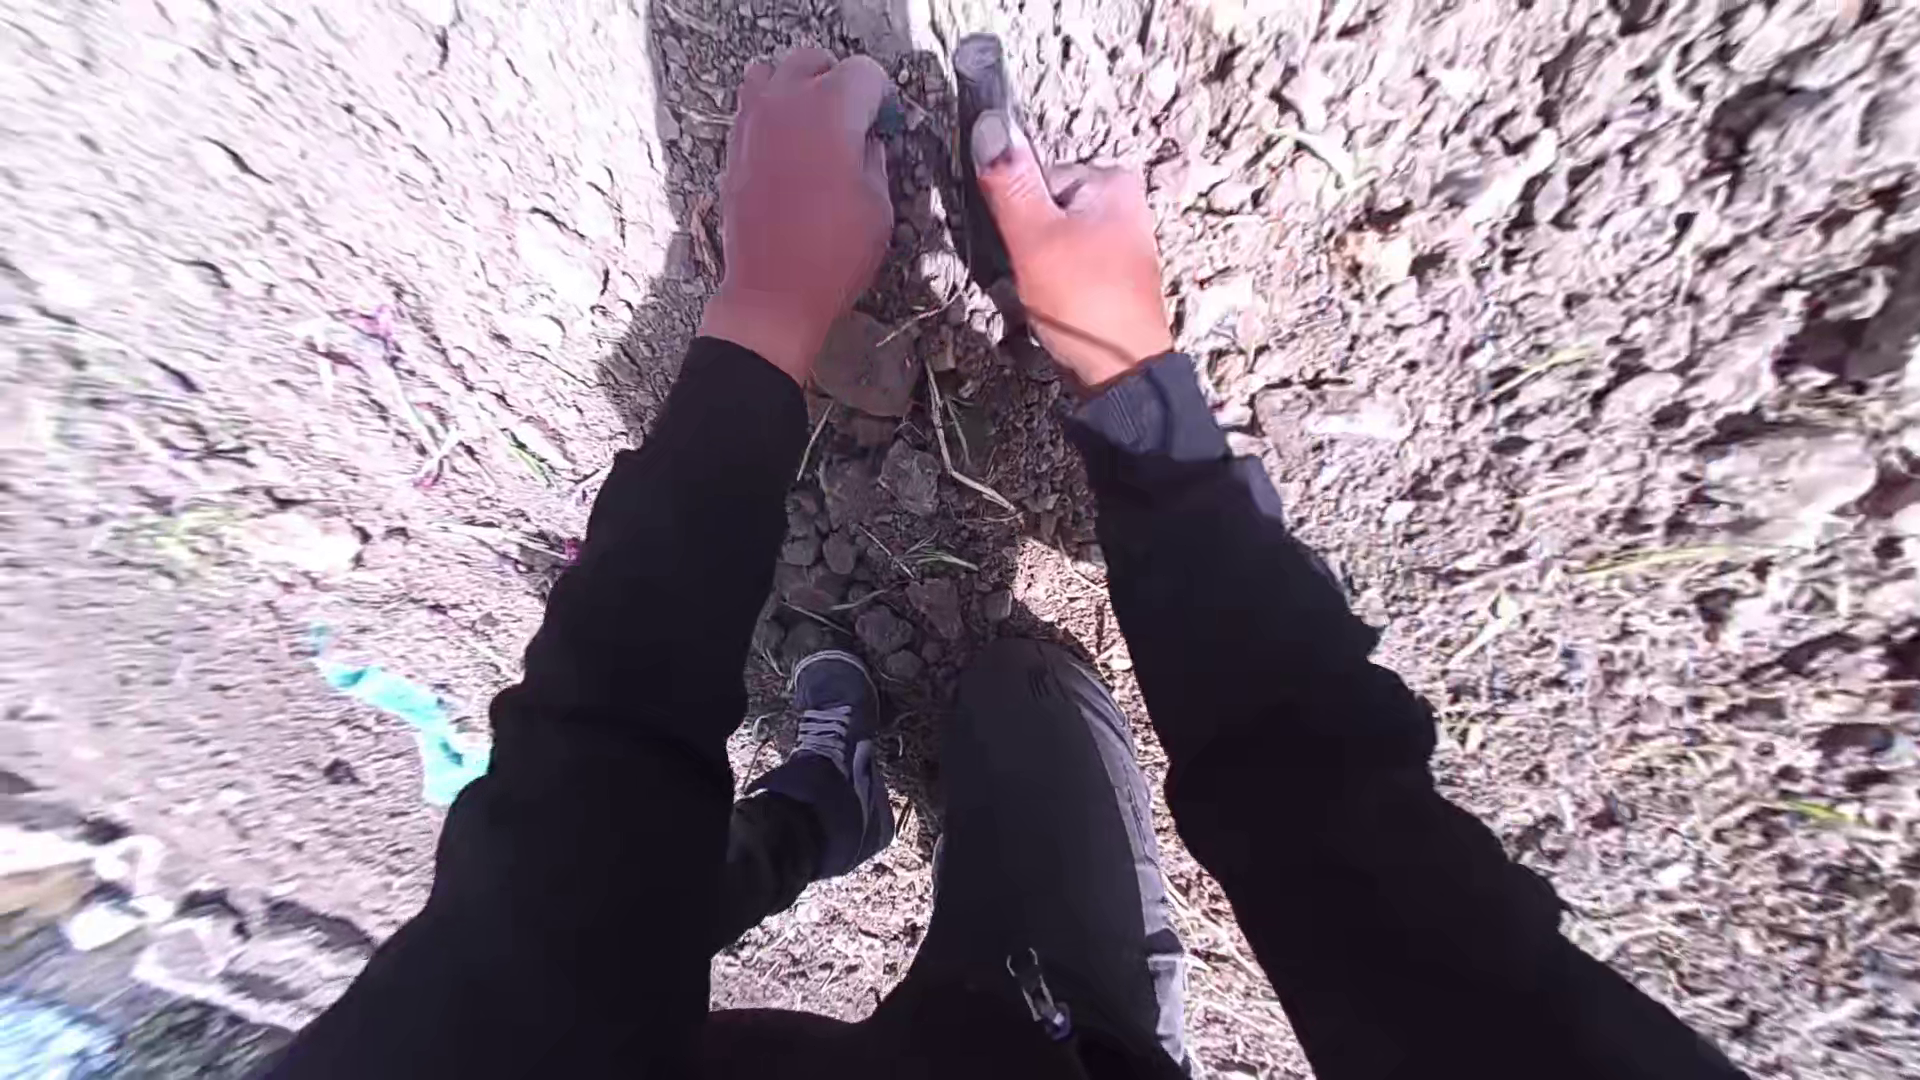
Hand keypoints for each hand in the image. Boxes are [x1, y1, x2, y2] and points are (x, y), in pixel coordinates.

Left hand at [699, 49, 893, 383]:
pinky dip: (774, 117)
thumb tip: (868, 143)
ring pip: (775, 74)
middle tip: (855, 128)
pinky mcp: (734, 148)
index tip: (885, 129)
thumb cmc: (833, 257)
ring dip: (800, 93)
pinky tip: (789, 153)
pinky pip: (753, 107)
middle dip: (840, 86)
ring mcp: (753, 121)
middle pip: (816, 61)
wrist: (775, 294)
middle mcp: (786, 101)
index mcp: (831, 110)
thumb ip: (876, 162)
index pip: (865, 74)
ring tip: (816, 134)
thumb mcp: (879, 211)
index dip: (882, 102)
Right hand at [970, 111, 1172, 391]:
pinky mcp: (1118, 280)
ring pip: (1057, 247)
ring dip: (1039, 273)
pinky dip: (1057, 288)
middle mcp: (1126, 205)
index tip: (1019, 253)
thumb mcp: (1035, 237)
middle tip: (1032, 282)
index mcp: (1112, 181)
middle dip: (1029, 249)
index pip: (1039, 182)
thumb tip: (989, 123)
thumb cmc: (1080, 299)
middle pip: (1048, 215)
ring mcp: (1124, 246)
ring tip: (1044, 300)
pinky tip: (1057, 309)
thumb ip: (1011, 183)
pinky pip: (1072, 272)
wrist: (1119, 368)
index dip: (1018, 220)